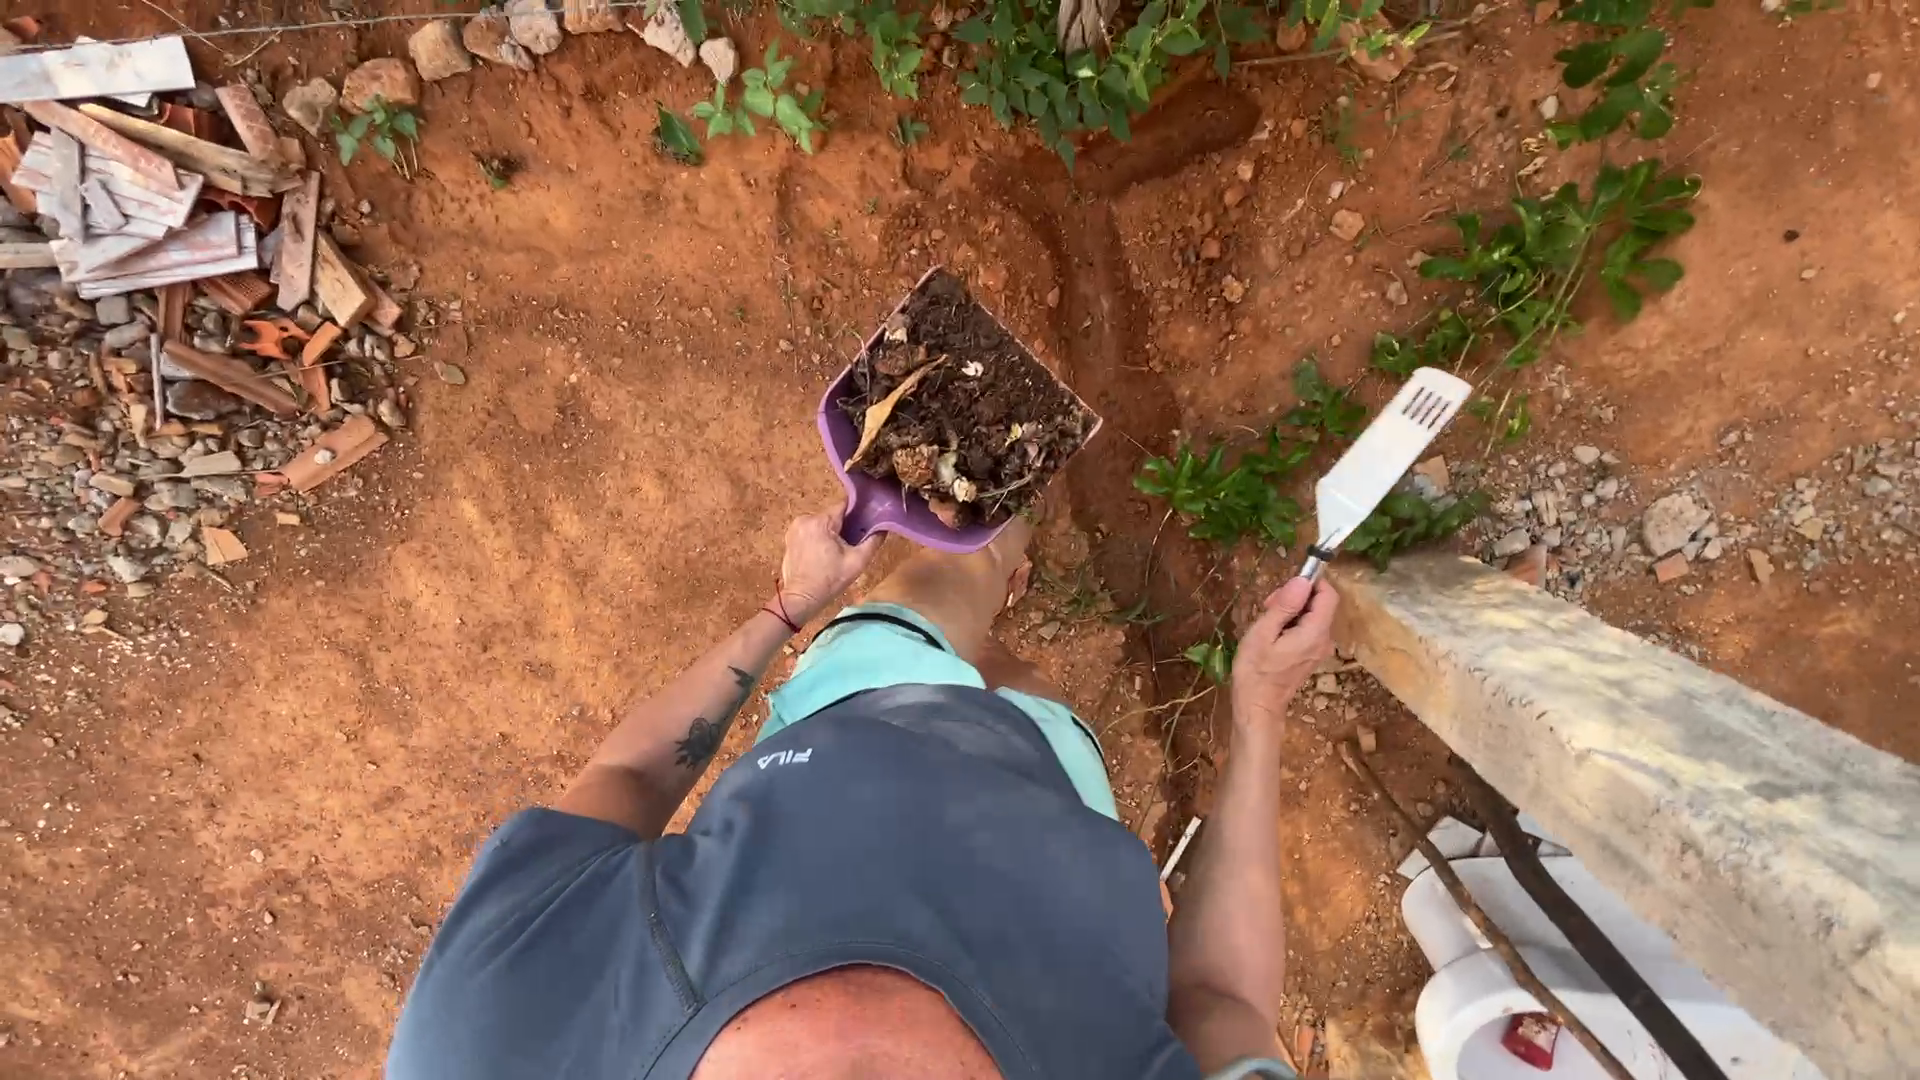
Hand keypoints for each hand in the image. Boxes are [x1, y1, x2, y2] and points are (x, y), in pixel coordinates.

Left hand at [776, 505, 881, 625]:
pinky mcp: (790, 538)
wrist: (802, 598)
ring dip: (831, 533)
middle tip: (852, 543)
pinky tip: (824, 554)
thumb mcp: (857, 562)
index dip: (857, 513)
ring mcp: (794, 528)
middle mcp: (804, 519)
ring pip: (821, 524)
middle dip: (844, 526)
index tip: (866, 523)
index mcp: (820, 522)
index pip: (844, 506)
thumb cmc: (830, 580)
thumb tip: (883, 527)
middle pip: (832, 515)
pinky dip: (818, 538)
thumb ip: (873, 541)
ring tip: (838, 551)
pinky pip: (811, 531)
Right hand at [1230, 577, 1338, 727]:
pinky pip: (1308, 629)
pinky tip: (1272, 634)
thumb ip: (1284, 606)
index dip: (1311, 583)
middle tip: (1268, 606)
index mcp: (1315, 632)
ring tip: (1266, 621)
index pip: (1329, 595)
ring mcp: (1319, 649)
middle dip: (1297, 597)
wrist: (1257, 705)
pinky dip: (1292, 624)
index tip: (1284, 588)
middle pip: (1321, 604)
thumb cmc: (1255, 669)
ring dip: (1292, 610)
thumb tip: (1302, 580)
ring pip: (1313, 616)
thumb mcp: (1263, 633)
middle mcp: (1324, 640)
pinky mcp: (1311, 655)